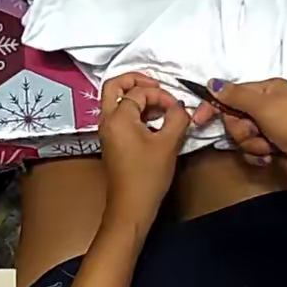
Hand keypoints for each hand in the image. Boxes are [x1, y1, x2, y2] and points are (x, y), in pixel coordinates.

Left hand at [97, 72, 190, 226]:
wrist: (131, 206)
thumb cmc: (148, 175)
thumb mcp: (168, 143)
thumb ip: (177, 118)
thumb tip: (180, 107)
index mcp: (117, 117)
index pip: (138, 92)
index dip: (160, 94)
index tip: (176, 107)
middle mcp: (106, 120)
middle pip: (114, 85)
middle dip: (136, 80)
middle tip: (157, 85)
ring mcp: (106, 130)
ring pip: (115, 100)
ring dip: (136, 95)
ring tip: (160, 105)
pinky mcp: (111, 140)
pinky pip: (118, 114)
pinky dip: (134, 109)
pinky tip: (153, 119)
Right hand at [191, 78, 286, 190]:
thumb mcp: (264, 105)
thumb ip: (235, 95)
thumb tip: (211, 82)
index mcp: (267, 89)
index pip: (231, 93)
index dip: (214, 105)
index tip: (199, 119)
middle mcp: (267, 107)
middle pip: (233, 116)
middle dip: (240, 128)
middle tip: (255, 131)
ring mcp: (269, 128)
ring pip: (239, 135)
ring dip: (250, 143)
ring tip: (268, 146)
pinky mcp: (270, 148)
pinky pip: (248, 150)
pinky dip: (257, 154)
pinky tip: (270, 157)